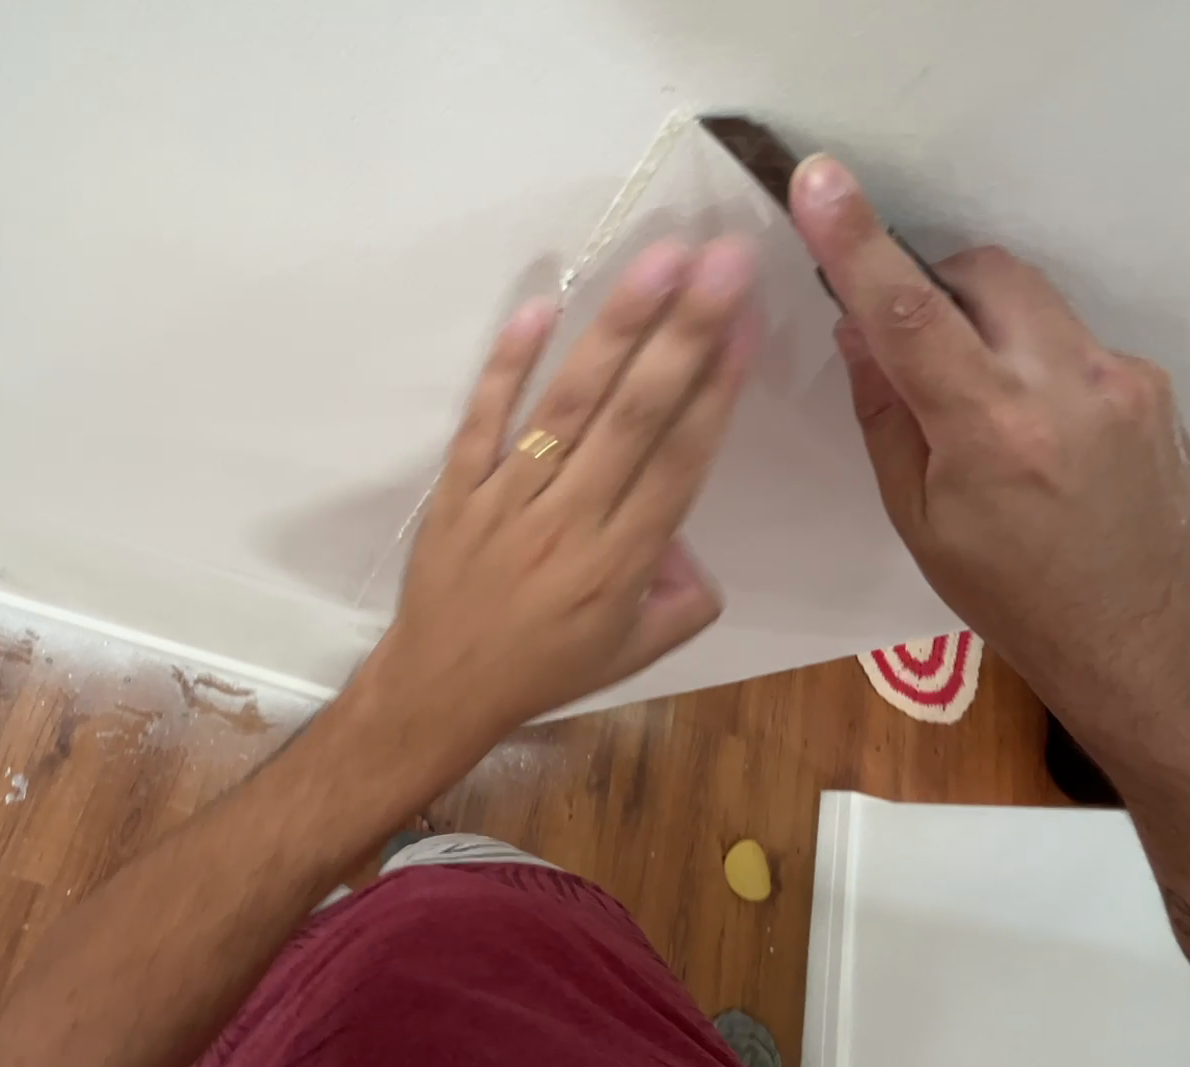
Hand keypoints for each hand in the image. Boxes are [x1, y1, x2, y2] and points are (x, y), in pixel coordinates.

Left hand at [363, 238, 758, 738]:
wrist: (442, 686)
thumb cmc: (542, 670)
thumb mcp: (634, 654)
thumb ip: (686, 601)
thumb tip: (693, 540)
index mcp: (621, 562)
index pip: (680, 459)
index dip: (717, 388)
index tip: (747, 320)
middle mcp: (570, 519)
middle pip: (635, 416)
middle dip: (685, 333)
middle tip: (723, 257)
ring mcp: (507, 498)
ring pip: (567, 405)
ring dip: (615, 331)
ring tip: (658, 262)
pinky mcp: (457, 489)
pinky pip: (482, 420)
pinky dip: (506, 365)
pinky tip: (538, 308)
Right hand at [786, 155, 1189, 691]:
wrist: (1143, 638)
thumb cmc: (1004, 591)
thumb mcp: (916, 515)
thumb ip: (886, 414)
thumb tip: (858, 332)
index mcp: (988, 429)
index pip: (907, 314)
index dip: (855, 243)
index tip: (820, 183)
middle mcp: (1066, 385)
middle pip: (985, 274)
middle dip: (929, 280)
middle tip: (901, 333)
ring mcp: (1124, 378)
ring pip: (1029, 303)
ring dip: (977, 323)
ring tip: (964, 400)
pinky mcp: (1151, 385)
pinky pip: (1065, 339)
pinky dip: (1022, 356)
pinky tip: (1021, 425)